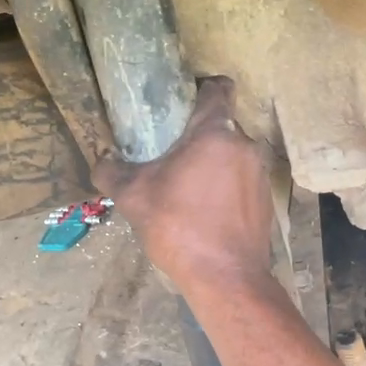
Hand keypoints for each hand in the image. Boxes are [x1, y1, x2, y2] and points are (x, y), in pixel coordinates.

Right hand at [93, 78, 276, 295]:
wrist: (226, 278)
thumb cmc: (179, 226)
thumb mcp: (134, 197)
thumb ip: (112, 172)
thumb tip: (99, 160)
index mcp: (215, 132)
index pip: (218, 88)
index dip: (201, 87)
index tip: (182, 100)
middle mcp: (245, 145)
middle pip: (221, 125)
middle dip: (196, 135)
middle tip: (169, 152)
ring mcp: (260, 173)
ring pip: (232, 154)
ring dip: (211, 162)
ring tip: (185, 185)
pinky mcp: (266, 200)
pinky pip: (242, 180)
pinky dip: (225, 186)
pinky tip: (204, 210)